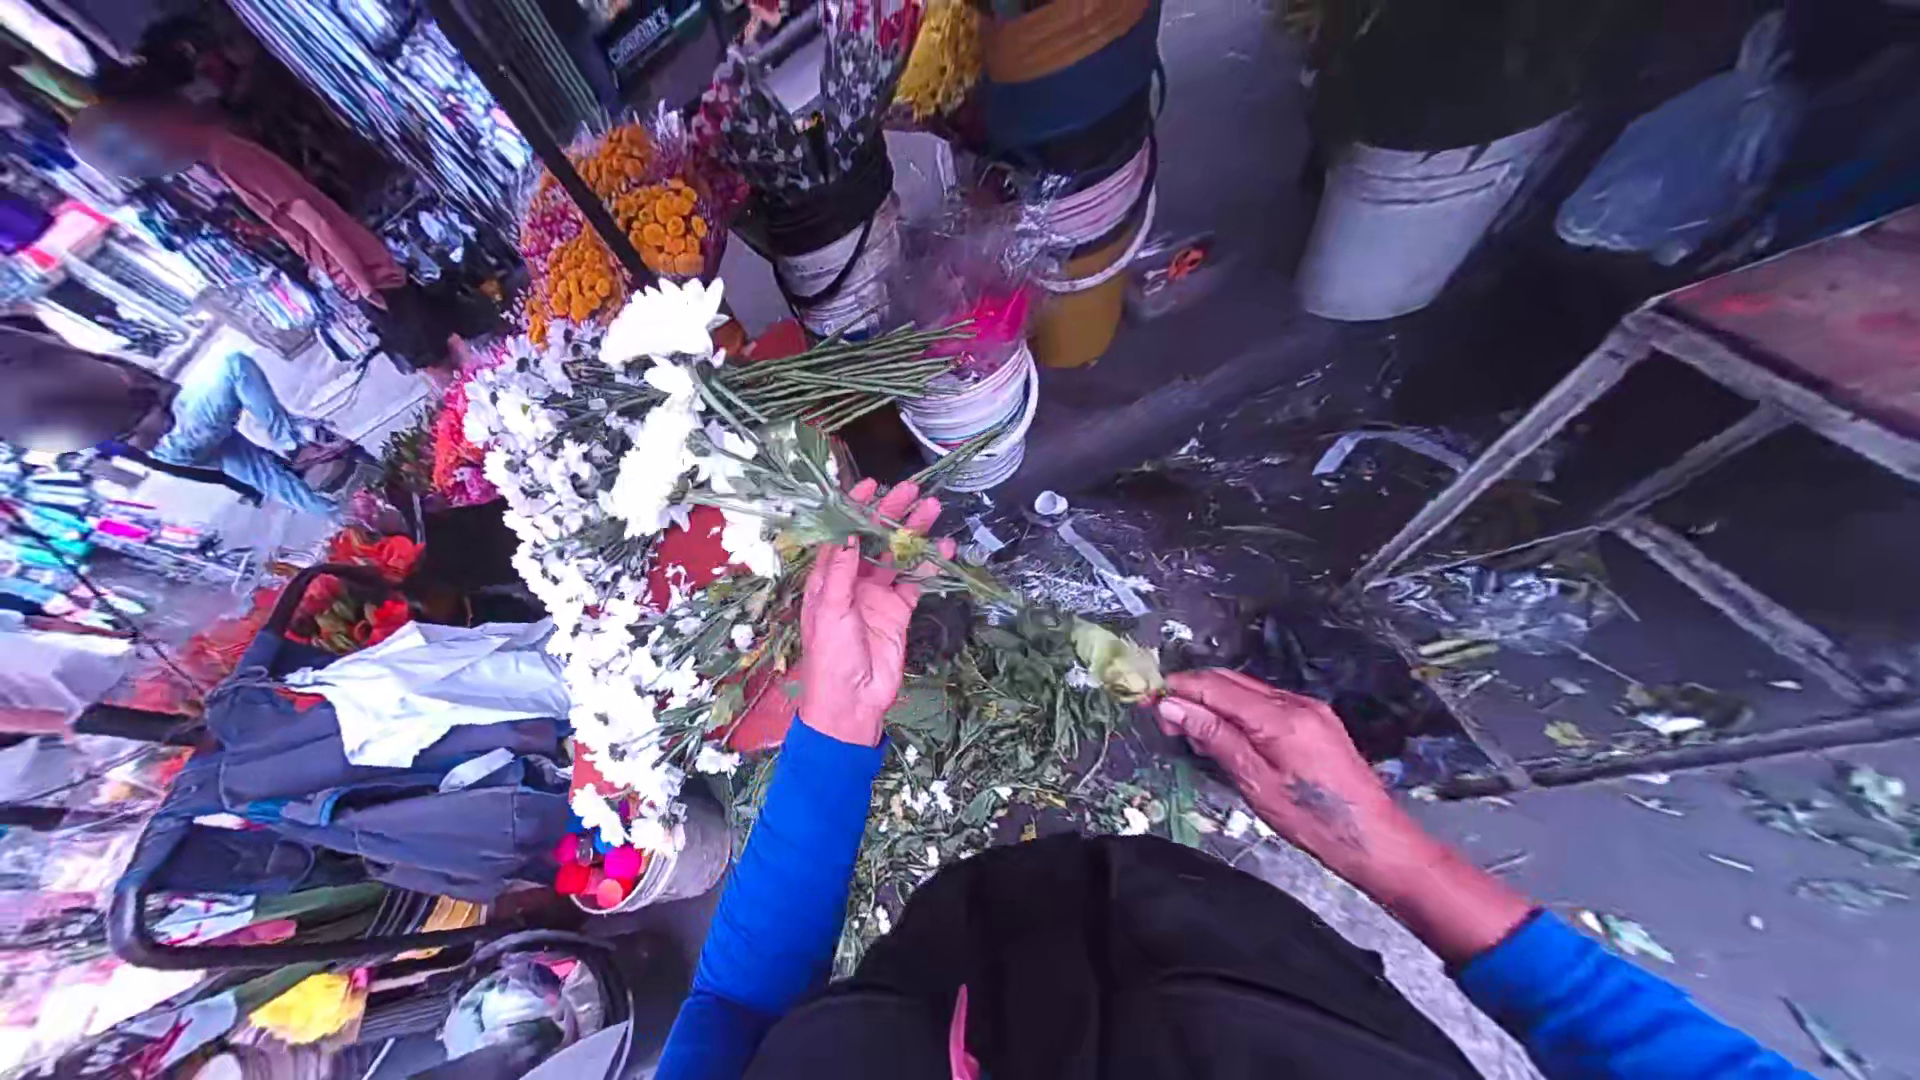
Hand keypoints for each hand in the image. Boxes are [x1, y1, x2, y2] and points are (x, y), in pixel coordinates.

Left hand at [797, 479, 954, 746]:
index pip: (842, 536)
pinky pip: (916, 581)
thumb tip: (849, 534)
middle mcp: (852, 581)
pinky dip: (929, 565)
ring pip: (897, 556)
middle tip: (912, 492)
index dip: (854, 510)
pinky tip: (944, 548)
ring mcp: (878, 595)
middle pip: (873, 540)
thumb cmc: (829, 657)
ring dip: (913, 534)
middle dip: (890, 515)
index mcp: (828, 578)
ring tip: (933, 510)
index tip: (870, 486)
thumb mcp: (830, 611)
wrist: (852, 702)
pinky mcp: (899, 611)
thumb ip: (840, 572)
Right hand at [1158, 669, 1530, 962]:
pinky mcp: (1313, 719)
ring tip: (1188, 728)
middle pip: (1229, 680)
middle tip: (1164, 719)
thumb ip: (1214, 737)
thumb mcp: (1255, 782)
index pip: (1214, 686)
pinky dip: (1234, 708)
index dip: (1178, 689)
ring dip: (1211, 699)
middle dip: (1191, 692)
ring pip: (1244, 689)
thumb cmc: (1314, 821)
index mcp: (1279, 716)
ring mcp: (1306, 708)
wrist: (1381, 843)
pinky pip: (1262, 701)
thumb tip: (1172, 706)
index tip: (1148, 701)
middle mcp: (1294, 701)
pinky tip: (1223, 730)